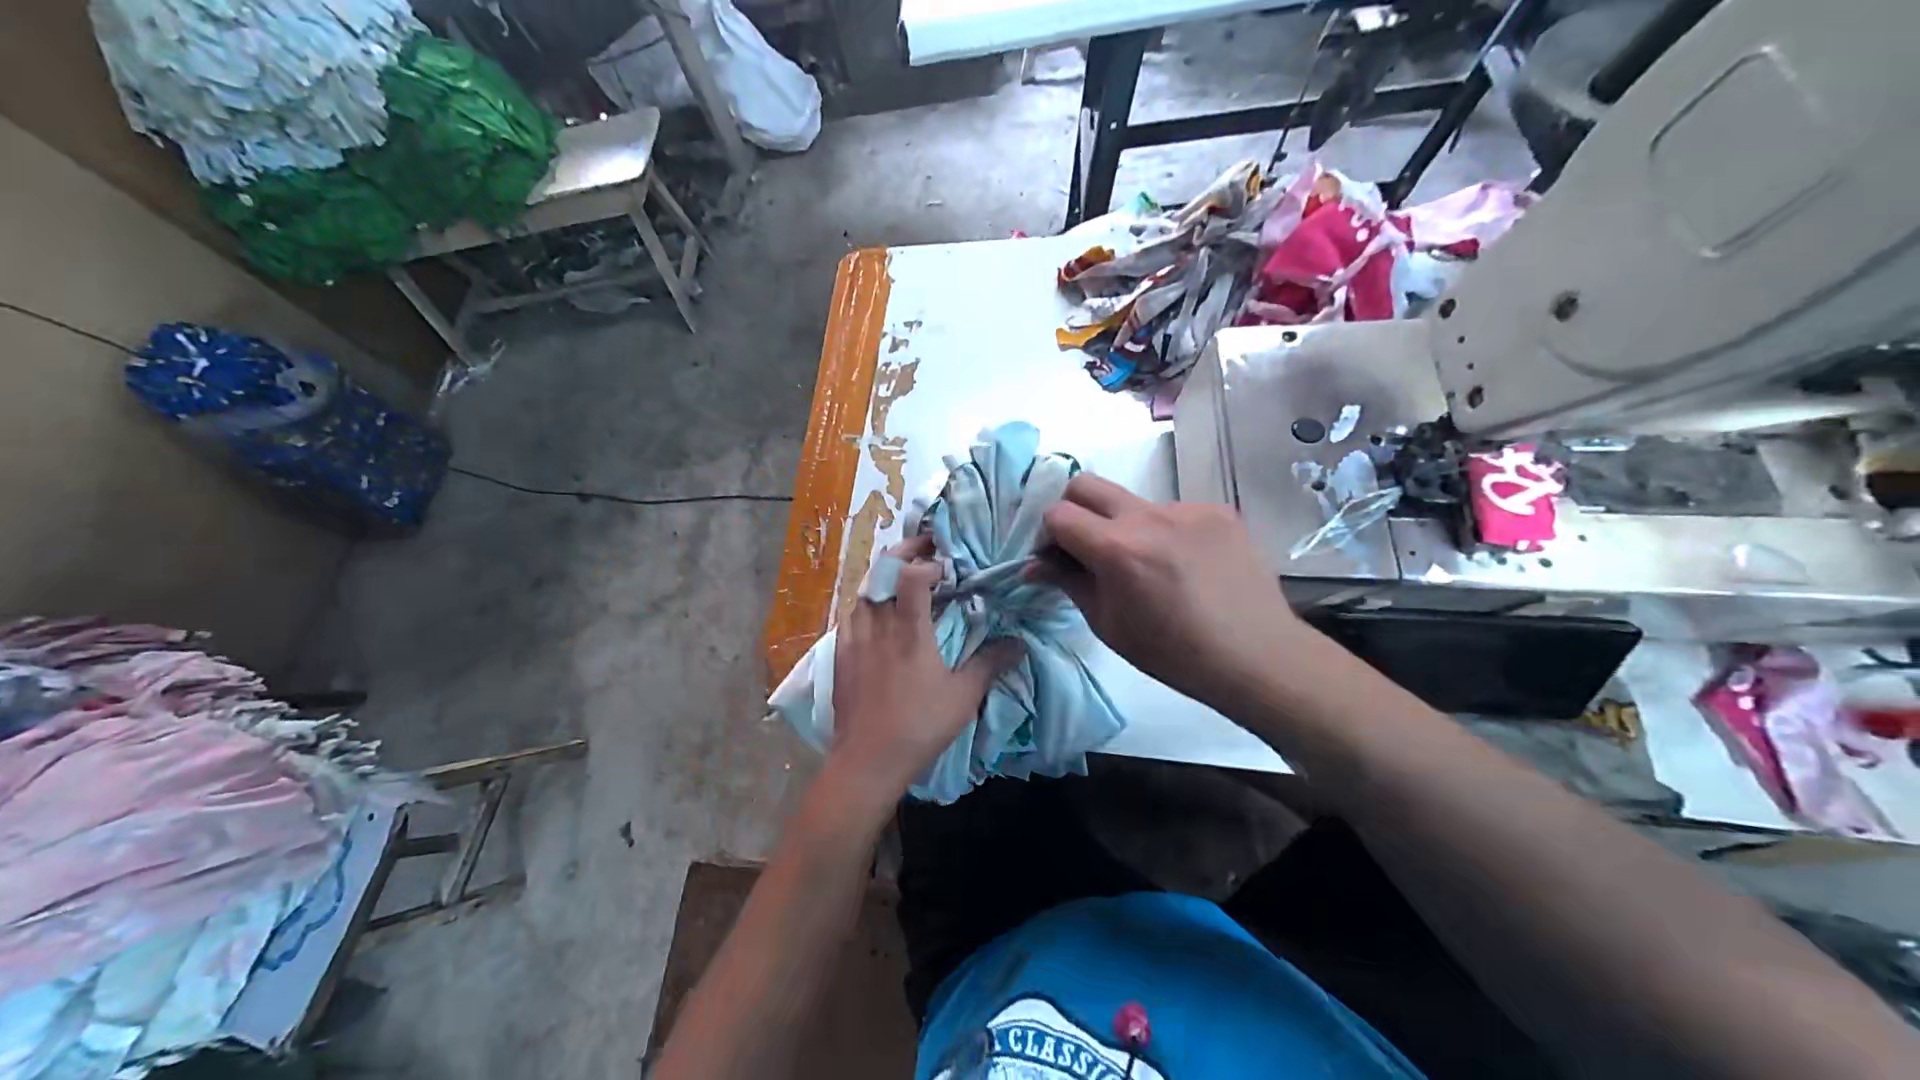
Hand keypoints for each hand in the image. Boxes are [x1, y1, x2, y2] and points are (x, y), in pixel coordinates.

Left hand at [830, 536, 1023, 800]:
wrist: (867, 761)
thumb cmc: (919, 726)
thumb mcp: (963, 696)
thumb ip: (990, 663)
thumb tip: (1019, 642)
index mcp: (909, 631)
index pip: (910, 576)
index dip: (928, 561)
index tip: (946, 568)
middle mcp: (877, 626)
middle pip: (881, 572)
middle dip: (902, 553)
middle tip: (923, 549)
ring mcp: (853, 639)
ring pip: (862, 591)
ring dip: (882, 576)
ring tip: (900, 578)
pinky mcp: (839, 655)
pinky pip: (849, 615)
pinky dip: (864, 602)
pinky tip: (874, 613)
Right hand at [1038, 475, 1315, 713]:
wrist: (1255, 655)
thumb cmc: (1172, 653)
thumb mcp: (1108, 624)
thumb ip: (1068, 582)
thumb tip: (1034, 565)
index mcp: (1117, 550)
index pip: (1058, 513)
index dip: (1049, 536)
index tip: (1058, 559)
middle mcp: (1149, 517)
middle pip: (1087, 485)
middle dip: (1074, 510)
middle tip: (1087, 546)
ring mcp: (1187, 509)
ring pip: (1134, 502)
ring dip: (1124, 527)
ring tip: (1149, 568)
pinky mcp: (1218, 511)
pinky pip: (1172, 512)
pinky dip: (1164, 533)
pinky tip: (1183, 566)